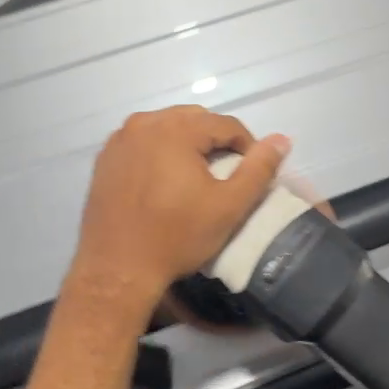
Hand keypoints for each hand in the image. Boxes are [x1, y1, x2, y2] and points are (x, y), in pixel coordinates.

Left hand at [72, 106, 289, 302]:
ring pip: (167, 127)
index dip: (246, 146)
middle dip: (215, 141)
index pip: (225, 124)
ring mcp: (120, 139)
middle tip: (225, 175)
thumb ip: (258, 169)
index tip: (251, 174)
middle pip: (195, 119)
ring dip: (188, 144)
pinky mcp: (106, 157)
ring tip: (197, 177)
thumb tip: (282, 139)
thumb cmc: (177, 237)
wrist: (118, 268)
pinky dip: (160, 152)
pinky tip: (165, 180)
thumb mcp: (228, 206)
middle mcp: (144, 123)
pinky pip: (143, 142)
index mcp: (175, 129)